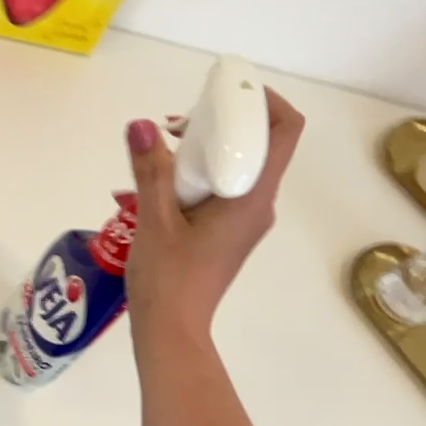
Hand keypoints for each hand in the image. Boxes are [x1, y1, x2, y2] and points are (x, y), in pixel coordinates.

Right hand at [123, 88, 304, 341]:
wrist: (170, 330)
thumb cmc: (168, 278)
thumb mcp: (154, 221)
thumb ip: (151, 171)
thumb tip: (142, 125)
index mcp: (253, 196)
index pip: (284, 129)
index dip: (262, 100)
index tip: (223, 94)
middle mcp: (258, 205)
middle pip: (256, 148)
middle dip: (219, 129)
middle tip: (174, 130)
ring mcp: (243, 224)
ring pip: (233, 174)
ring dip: (200, 159)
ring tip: (156, 163)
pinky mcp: (225, 239)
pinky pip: (218, 197)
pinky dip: (194, 184)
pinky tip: (156, 195)